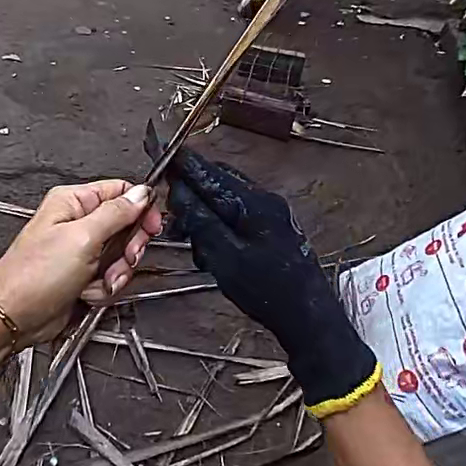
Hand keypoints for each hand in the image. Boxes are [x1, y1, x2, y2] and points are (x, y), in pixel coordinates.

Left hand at [0, 180, 163, 346]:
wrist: (12, 318)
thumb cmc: (31, 277)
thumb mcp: (82, 237)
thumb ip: (117, 212)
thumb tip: (142, 193)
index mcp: (73, 202)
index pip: (122, 192)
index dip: (141, 209)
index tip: (151, 227)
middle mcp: (78, 222)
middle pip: (127, 226)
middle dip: (128, 248)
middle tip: (123, 258)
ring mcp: (81, 250)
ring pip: (122, 256)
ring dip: (116, 273)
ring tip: (97, 280)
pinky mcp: (83, 275)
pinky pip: (111, 277)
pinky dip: (105, 288)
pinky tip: (88, 292)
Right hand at [165, 150, 379, 417]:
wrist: (309, 318)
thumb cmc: (269, 291)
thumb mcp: (224, 256)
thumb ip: (200, 220)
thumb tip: (179, 190)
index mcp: (252, 202)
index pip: (207, 172)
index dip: (179, 161)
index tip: (156, 146)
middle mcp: (263, 200)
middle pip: (216, 181)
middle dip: (189, 191)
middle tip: (170, 211)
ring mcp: (269, 213)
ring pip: (224, 198)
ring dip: (202, 211)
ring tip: (189, 237)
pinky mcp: (270, 228)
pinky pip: (235, 214)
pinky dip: (217, 224)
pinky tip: (210, 247)